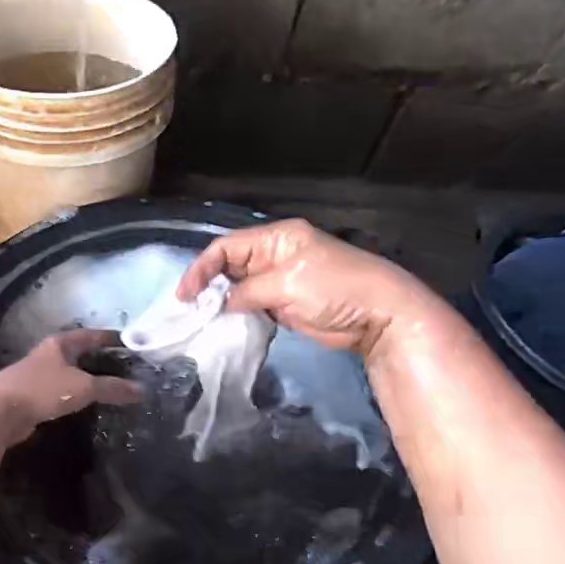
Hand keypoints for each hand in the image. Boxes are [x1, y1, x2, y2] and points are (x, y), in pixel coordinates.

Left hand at [0, 330, 143, 443]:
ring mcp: (38, 375)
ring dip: (87, 377)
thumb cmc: (42, 390)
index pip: (91, 335)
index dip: (110, 337)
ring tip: (110, 386)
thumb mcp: (83, 387)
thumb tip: (142, 390)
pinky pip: (60, 391)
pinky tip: (85, 403)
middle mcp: (48, 354)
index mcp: (60, 344)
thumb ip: (112, 388)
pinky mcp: (32, 395)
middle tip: (125, 366)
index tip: (131, 341)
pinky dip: (75, 394)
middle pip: (79, 353)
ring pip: (69, 372)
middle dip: (100, 358)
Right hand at [177, 219, 445, 359]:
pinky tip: (221, 325)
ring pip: (236, 288)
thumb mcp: (287, 283)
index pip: (226, 246)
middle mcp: (273, 255)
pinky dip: (234, 315)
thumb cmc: (336, 289)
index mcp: (276, 238)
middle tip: (189, 308)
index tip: (186, 294)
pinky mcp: (282, 305)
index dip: (202, 267)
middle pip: (228, 266)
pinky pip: (249, 307)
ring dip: (219, 302)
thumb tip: (221, 303)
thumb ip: (248, 291)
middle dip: (207, 284)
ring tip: (200, 318)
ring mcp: (277, 281)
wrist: (379, 318)